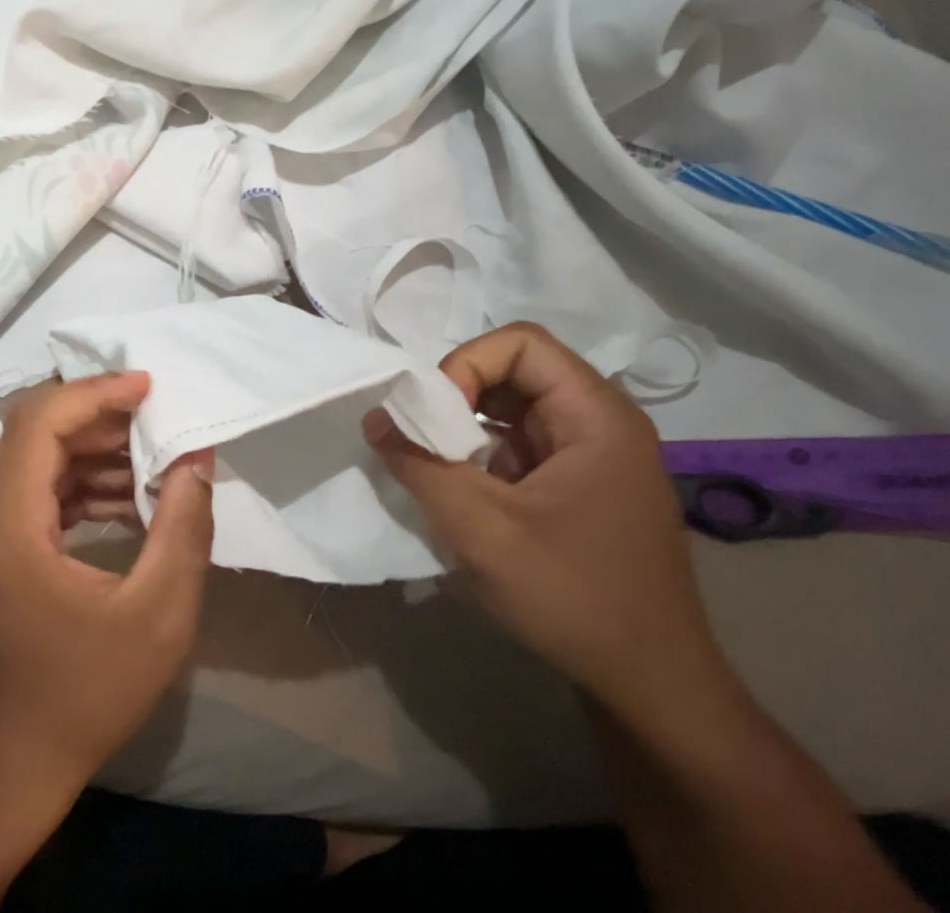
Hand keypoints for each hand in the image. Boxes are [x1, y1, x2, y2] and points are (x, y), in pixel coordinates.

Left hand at [0, 372, 214, 783]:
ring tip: (156, 460)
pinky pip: (35, 498)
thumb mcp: (159, 613)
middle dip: (98, 419)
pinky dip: (80, 487)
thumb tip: (196, 458)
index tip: (149, 385)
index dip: (93, 394)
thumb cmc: (92, 690)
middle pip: (33, 436)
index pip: (38, 424)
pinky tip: (129, 500)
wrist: (24, 752)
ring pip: (35, 464)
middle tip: (161, 421)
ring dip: (92, 453)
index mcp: (9, 526)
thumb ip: (183, 528)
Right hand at [363, 322, 717, 710]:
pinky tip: (457, 502)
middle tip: (419, 445)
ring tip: (432, 476)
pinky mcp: (576, 491)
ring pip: (510, 414)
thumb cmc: (570, 594)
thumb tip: (375, 418)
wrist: (646, 677)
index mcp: (596, 418)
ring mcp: (590, 460)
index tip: (433, 421)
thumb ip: (420, 464)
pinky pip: (516, 451)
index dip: (463, 367)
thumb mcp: (479, 527)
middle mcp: (599, 426)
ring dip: (460, 435)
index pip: (519, 344)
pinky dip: (476, 462)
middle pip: (513, 374)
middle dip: (453, 401)